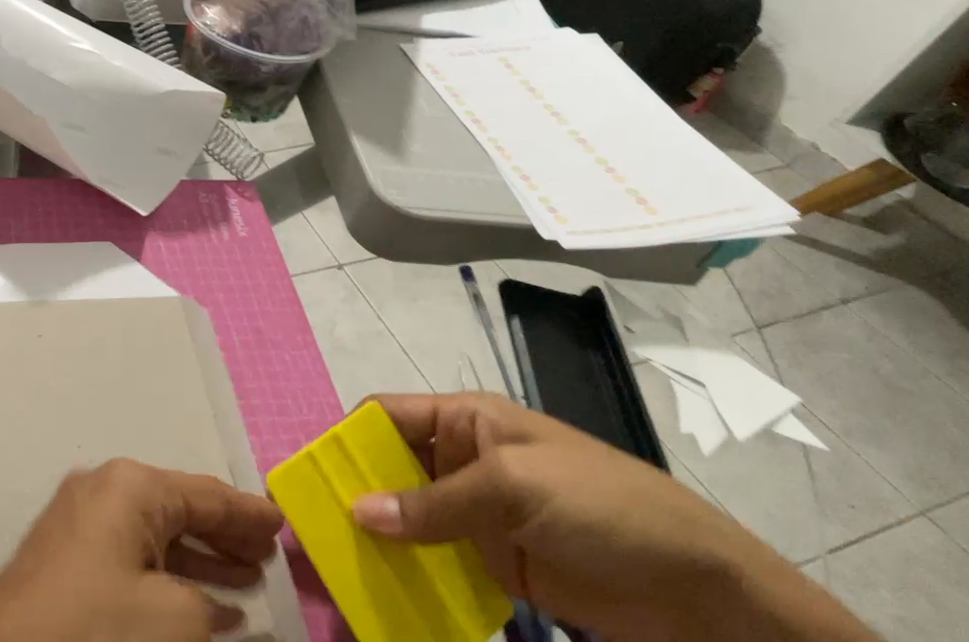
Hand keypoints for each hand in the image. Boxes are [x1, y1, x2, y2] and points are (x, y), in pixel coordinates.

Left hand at [0, 459, 283, 641]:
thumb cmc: (97, 630)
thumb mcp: (175, 618)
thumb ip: (207, 602)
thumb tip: (208, 602)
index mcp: (131, 486)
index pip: (205, 494)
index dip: (248, 513)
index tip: (283, 522)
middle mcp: (103, 491)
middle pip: (180, 508)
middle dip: (227, 534)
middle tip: (270, 554)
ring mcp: (79, 523)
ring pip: (157, 535)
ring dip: (203, 558)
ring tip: (248, 580)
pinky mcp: (66, 558)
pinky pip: (132, 556)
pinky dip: (169, 574)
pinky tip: (202, 603)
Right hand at [352, 393, 876, 641]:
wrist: (705, 594)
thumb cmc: (605, 511)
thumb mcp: (515, 490)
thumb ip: (434, 503)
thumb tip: (357, 513)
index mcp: (468, 421)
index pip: (387, 416)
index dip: (346, 439)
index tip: (308, 476)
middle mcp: (464, 461)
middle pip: (389, 470)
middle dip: (352, 496)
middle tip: (309, 534)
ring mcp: (479, 515)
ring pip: (407, 520)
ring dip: (375, 542)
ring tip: (334, 571)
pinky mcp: (495, 564)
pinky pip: (436, 563)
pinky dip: (408, 576)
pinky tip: (381, 597)